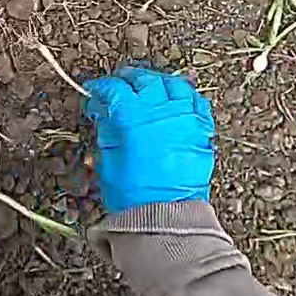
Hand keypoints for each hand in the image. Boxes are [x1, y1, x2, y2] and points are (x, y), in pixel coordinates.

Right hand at [84, 66, 215, 213]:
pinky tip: (177, 98)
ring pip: (172, 84)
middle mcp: (160, 109)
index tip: (95, 90)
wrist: (167, 217)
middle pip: (144, 79)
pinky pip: (196, 101)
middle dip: (129, 78)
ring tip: (149, 84)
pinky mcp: (200, 128)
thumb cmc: (136, 195)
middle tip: (120, 82)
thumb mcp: (110, 160)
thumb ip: (108, 130)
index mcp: (133, 115)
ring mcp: (184, 116)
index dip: (101, 88)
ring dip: (158, 81)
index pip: (114, 89)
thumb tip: (104, 113)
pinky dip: (185, 95)